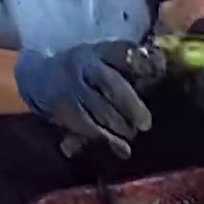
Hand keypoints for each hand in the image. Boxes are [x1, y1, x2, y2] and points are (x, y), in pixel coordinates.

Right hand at [14, 42, 162, 157]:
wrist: (43, 81)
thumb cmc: (88, 77)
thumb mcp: (105, 64)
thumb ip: (131, 69)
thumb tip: (160, 67)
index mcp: (99, 52)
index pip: (122, 54)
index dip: (142, 62)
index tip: (159, 68)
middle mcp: (86, 67)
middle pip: (112, 85)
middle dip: (132, 105)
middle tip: (145, 123)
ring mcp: (76, 91)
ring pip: (105, 112)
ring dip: (123, 127)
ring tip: (131, 133)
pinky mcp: (70, 115)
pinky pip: (94, 131)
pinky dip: (111, 142)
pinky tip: (123, 150)